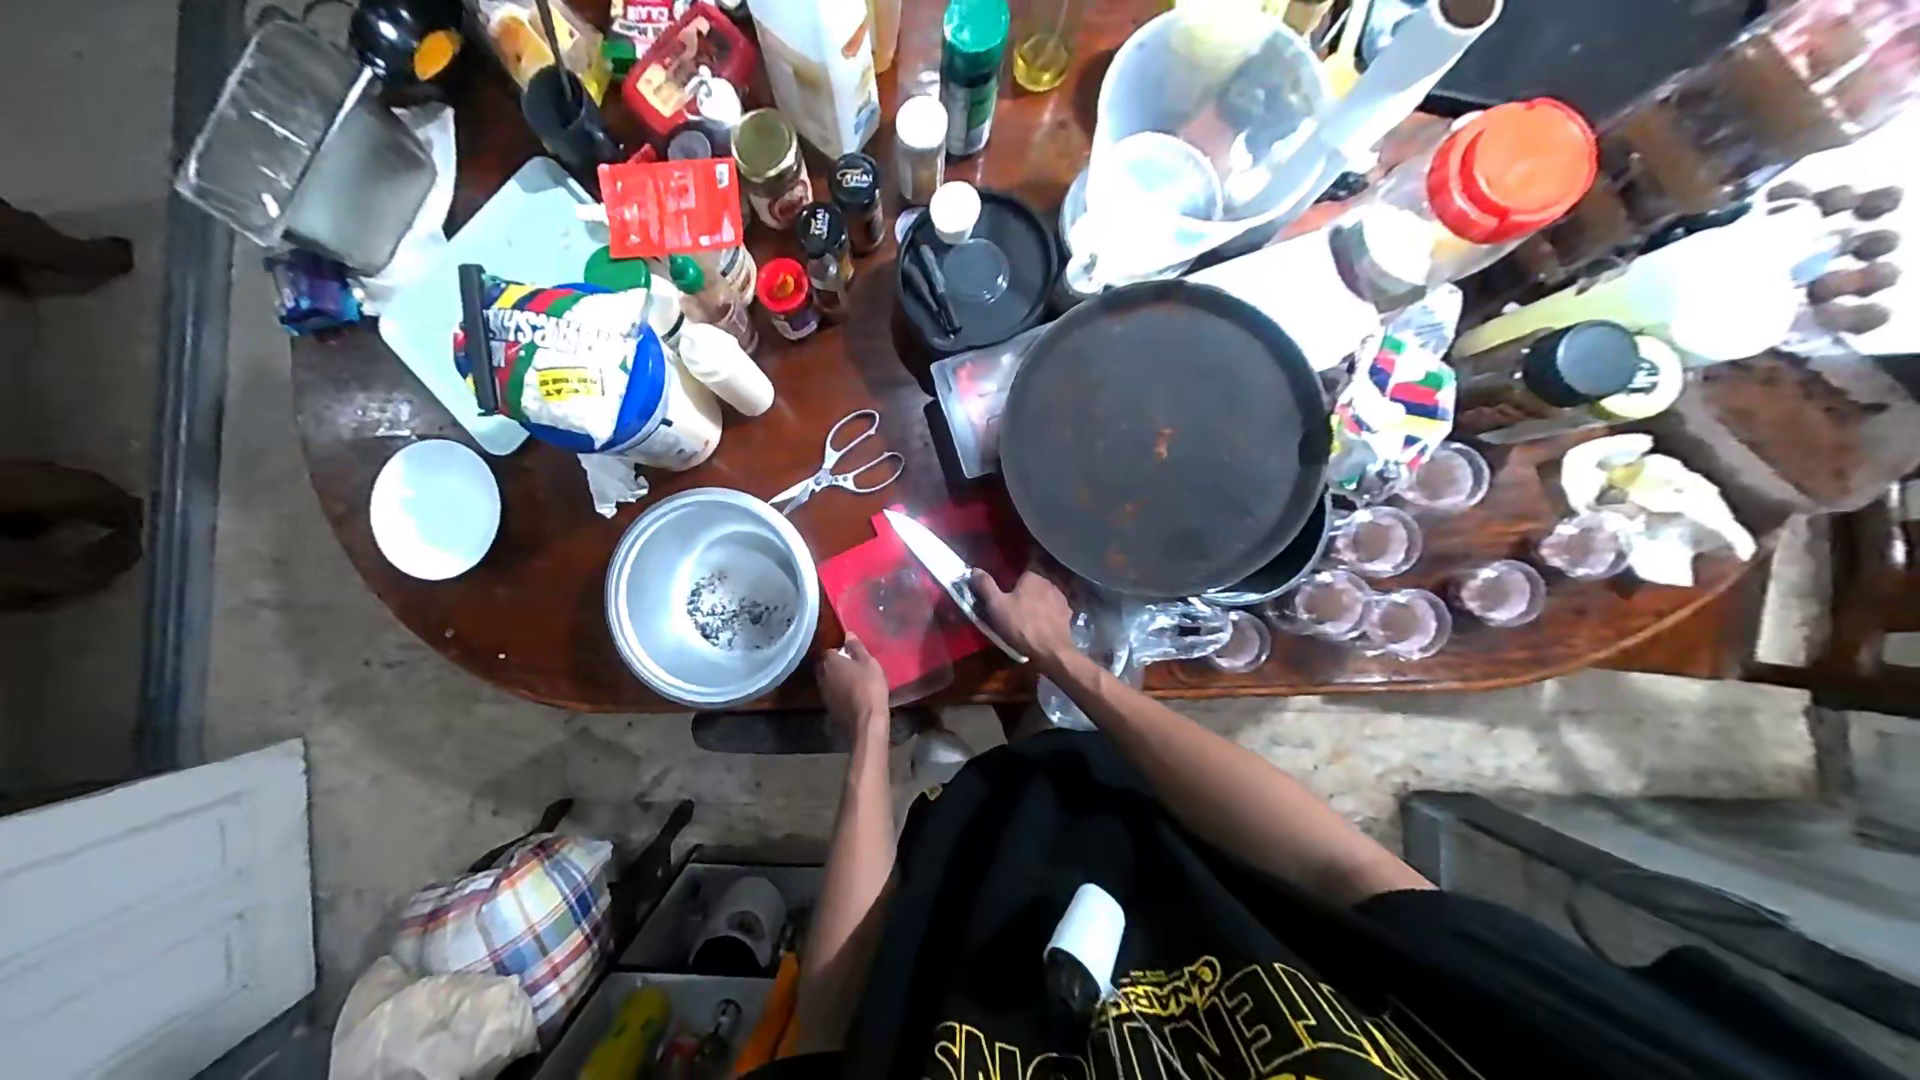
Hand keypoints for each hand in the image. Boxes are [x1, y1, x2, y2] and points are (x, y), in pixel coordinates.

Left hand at [818, 636, 887, 738]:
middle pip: (825, 665)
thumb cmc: (869, 685)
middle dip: (835, 664)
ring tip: (852, 679)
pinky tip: (850, 693)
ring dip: (836, 678)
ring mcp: (823, 692)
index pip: (829, 650)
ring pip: (827, 679)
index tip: (851, 653)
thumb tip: (847, 634)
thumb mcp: (868, 662)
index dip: (840, 650)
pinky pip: (831, 692)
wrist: (866, 720)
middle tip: (852, 665)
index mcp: (830, 661)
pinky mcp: (828, 706)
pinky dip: (838, 690)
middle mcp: (822, 675)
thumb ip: (856, 647)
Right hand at [971, 568, 1074, 671]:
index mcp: (1032, 577)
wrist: (1051, 650)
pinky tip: (1041, 628)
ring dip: (1037, 607)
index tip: (1004, 604)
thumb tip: (975, 570)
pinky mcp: (1068, 614)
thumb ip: (985, 585)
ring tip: (1027, 624)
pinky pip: (1053, 611)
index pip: (1018, 577)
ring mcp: (1061, 598)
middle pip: (1031, 588)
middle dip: (1024, 597)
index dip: (1009, 590)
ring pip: (1043, 599)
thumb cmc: (1021, 625)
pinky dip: (1047, 617)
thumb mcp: (996, 605)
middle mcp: (1049, 582)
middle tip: (1014, 615)